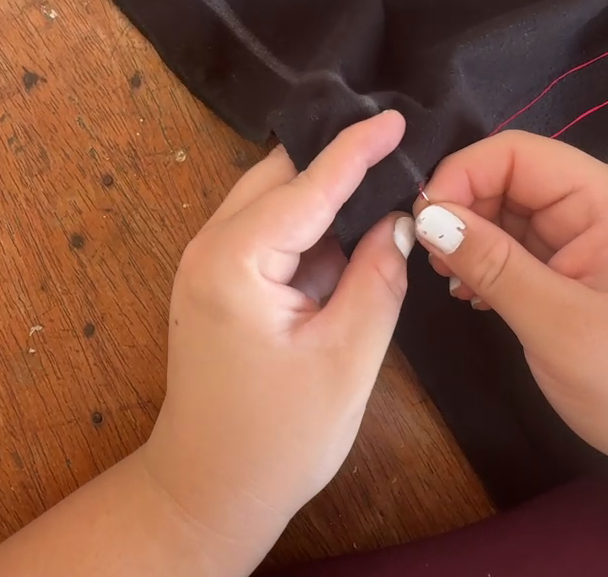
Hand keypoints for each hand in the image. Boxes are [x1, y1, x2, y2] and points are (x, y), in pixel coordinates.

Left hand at [140, 111, 413, 553]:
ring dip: (322, 192)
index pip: (308, 185)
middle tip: (396, 147)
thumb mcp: (344, 360)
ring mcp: (208, 260)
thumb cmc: (277, 438)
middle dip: (336, 160)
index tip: (396, 117)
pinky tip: (346, 230)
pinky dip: (307, 225)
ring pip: (272, 200)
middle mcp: (211, 245)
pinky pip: (267, 230)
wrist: (208, 491)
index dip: (356, 148)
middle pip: (281, 178)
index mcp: (236, 259)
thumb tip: (399, 220)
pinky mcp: (218, 278)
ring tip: (380, 181)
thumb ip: (376, 280)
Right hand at [411, 131, 607, 518]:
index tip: (424, 224)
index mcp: (607, 200)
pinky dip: (490, 264)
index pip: (515, 154)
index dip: (461, 175)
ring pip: (509, 212)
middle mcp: (598, 205)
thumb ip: (493, 265)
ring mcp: (590, 237)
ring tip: (456, 286)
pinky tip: (476, 297)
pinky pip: (521, 245)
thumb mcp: (562, 328)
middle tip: (435, 265)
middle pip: (509, 178)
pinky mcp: (581, 267)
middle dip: (463, 211)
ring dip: (473, 241)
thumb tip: (426, 216)